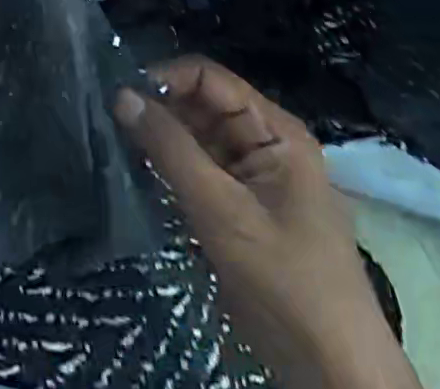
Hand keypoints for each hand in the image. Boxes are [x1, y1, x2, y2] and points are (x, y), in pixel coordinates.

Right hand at [114, 57, 419, 388]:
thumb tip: (121, 95)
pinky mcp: (239, 205)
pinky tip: (136, 172)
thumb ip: (170, 149)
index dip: (164, 79)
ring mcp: (252, 174)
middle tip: (108, 122)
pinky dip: (170, 167)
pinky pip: (199, 169)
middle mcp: (263, 141)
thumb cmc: (285, 280)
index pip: (209, 79)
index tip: (118, 96)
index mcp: (273, 130)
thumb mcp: (221, 211)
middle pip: (202, 105)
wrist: (332, 369)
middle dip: (158, 109)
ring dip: (160, 138)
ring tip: (113, 143)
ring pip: (197, 137)